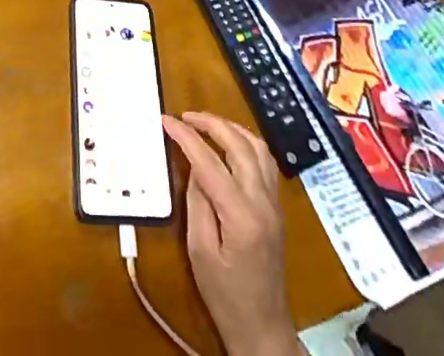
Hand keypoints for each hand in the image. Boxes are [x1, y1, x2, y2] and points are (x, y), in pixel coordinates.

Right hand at [162, 113, 302, 355]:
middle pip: (240, 146)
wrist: (263, 326)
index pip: (210, 162)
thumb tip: (195, 167)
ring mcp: (274, 203)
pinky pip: (265, 162)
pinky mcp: (276, 207)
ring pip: (258, 149)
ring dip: (231, 129)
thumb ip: (197, 203)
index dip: (186, 138)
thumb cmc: (225, 295)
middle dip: (211, 124)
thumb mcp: (199, 251)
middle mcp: (263, 202)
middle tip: (185, 116)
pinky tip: (229, 143)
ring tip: (206, 124)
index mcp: (241, 214)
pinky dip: (245, 143)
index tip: (166, 121)